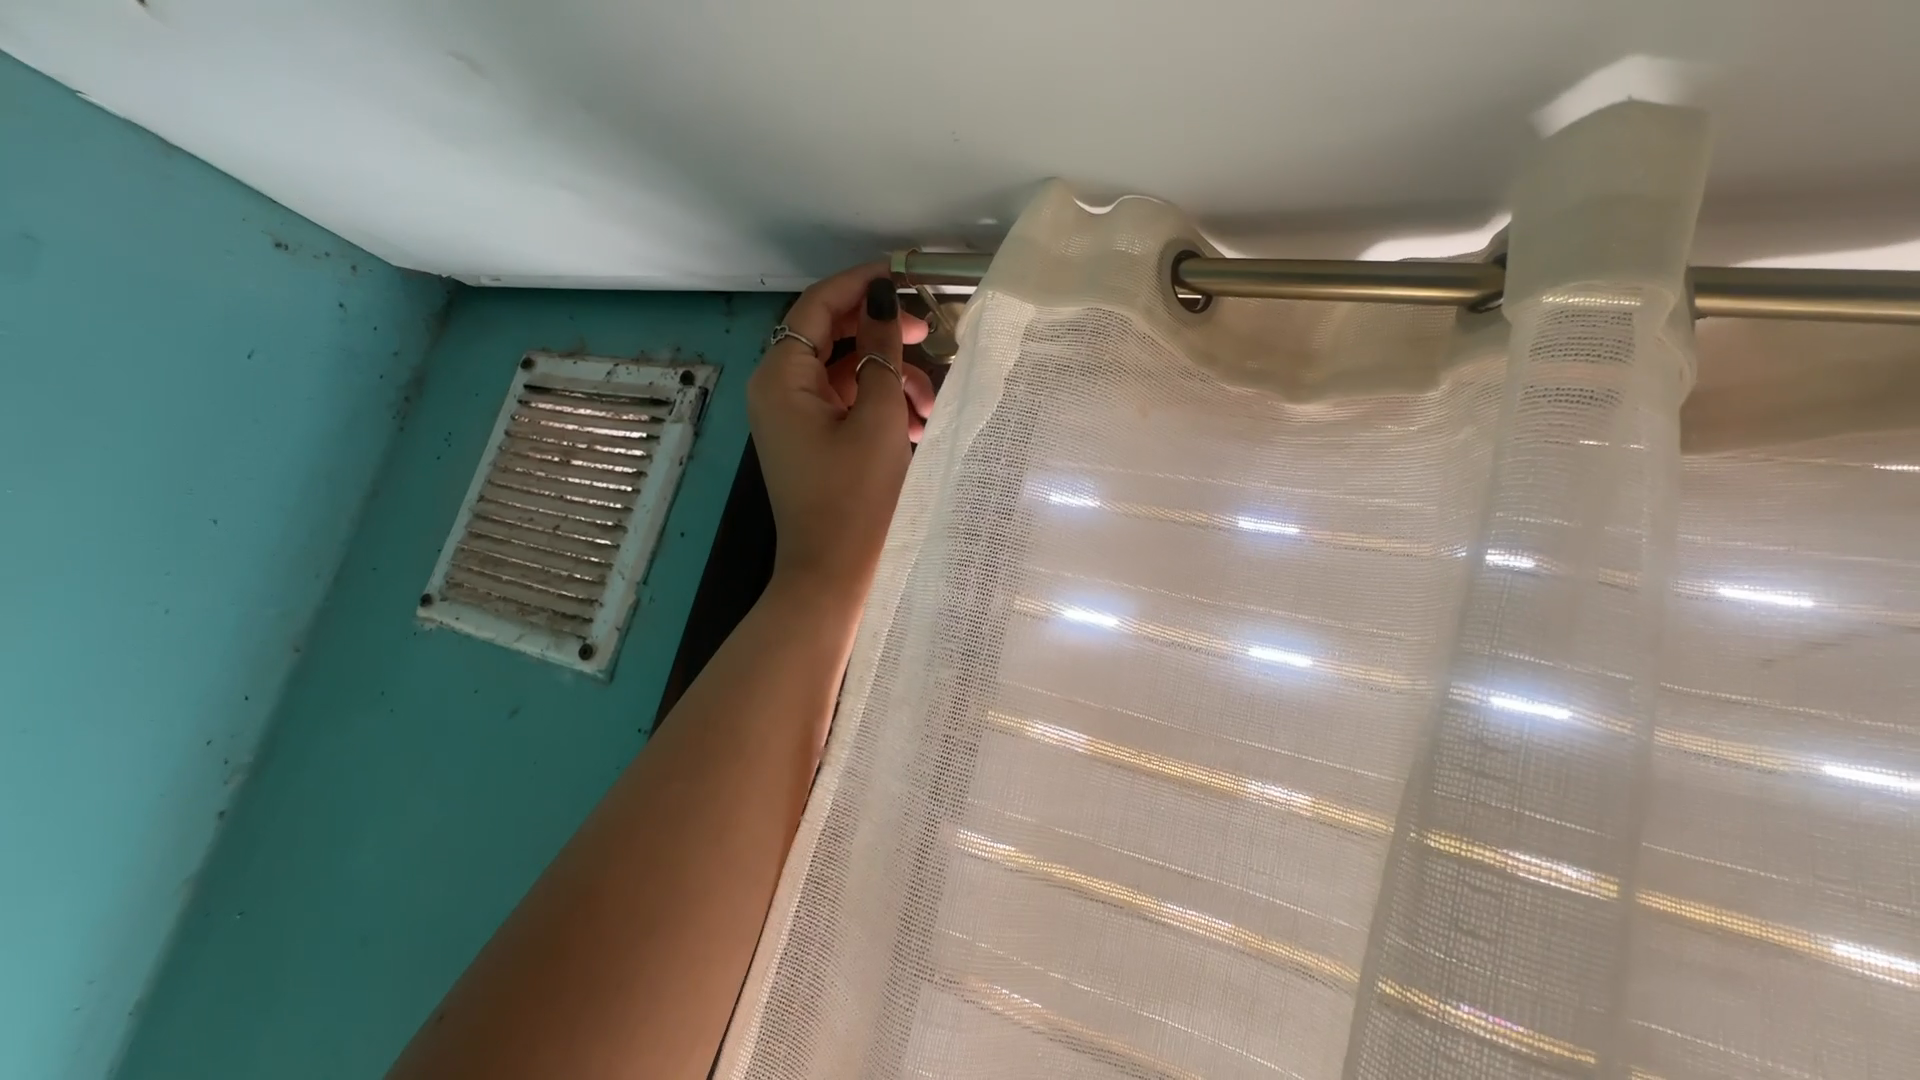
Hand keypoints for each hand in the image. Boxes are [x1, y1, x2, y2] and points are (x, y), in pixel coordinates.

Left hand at [747, 262, 936, 604]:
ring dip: (889, 378)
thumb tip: (882, 296)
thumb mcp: (879, 416)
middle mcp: (778, 389)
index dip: (860, 285)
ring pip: (844, 372)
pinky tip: (917, 423)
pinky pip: (844, 403)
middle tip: (928, 335)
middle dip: (881, 336)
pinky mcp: (810, 440)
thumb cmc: (858, 495)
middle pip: (829, 336)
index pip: (816, 306)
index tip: (905, 278)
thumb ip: (880, 349)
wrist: (833, 573)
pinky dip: (878, 405)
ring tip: (930, 405)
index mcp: (781, 376)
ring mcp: (792, 416)